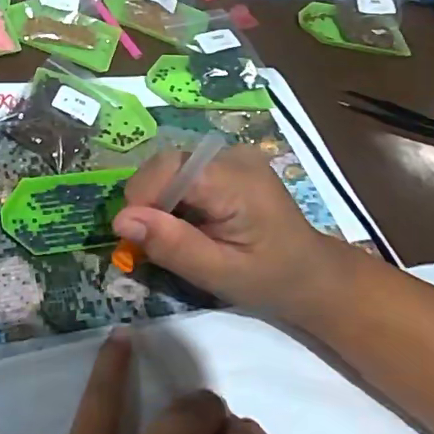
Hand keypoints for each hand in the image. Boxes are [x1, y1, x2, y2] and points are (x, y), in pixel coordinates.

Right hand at [113, 146, 348, 314]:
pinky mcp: (227, 161)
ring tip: (176, 234)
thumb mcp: (219, 274)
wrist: (312, 274)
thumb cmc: (270, 279)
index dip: (143, 196)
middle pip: (166, 163)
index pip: (169, 168)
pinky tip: (189, 222)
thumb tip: (120, 221)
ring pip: (170, 166)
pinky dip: (174, 195)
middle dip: (149, 200)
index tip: (135, 234)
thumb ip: (171, 245)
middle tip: (154, 241)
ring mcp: (231, 154)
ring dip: (160, 199)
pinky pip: (184, 170)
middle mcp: (233, 155)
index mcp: (237, 180)